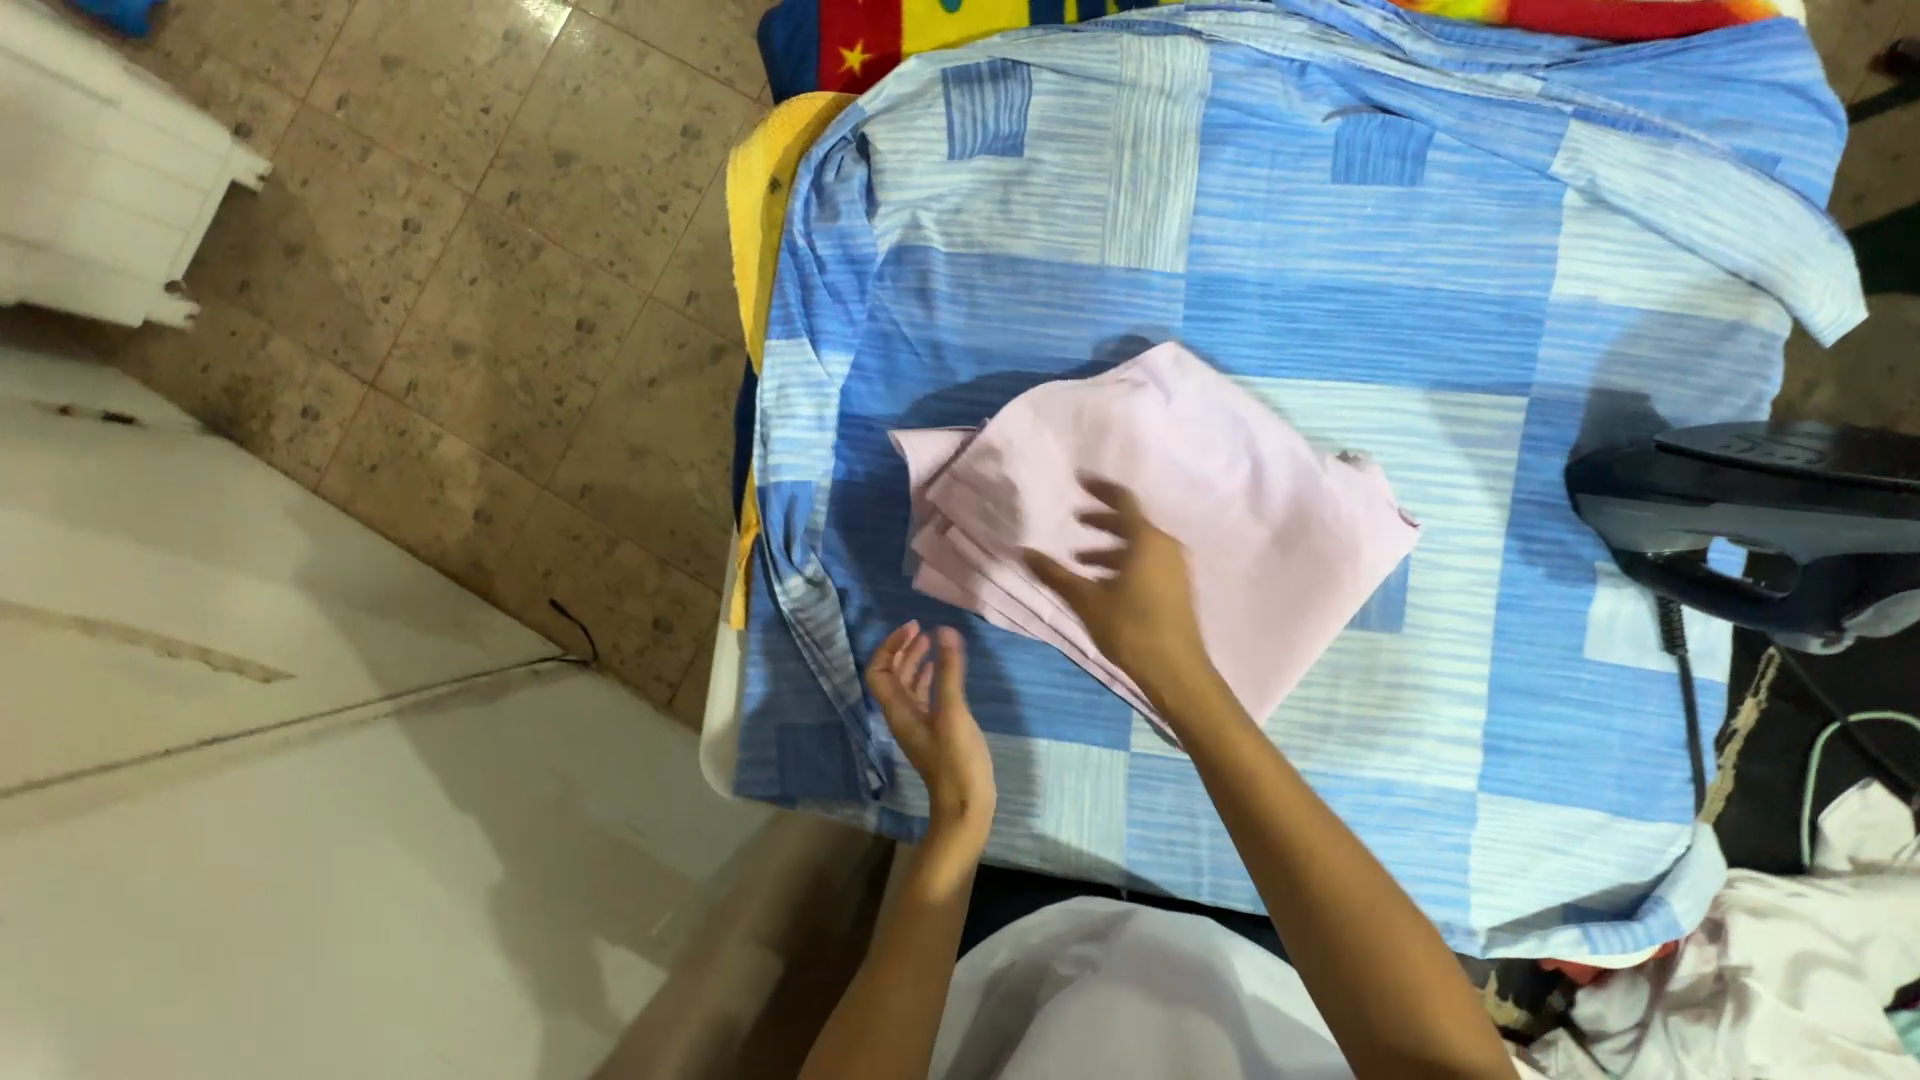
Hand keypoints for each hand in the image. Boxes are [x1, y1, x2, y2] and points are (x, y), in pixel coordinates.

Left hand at [867, 622, 996, 846]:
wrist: (965, 806)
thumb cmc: (956, 761)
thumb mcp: (953, 713)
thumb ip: (949, 672)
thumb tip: (944, 632)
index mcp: (898, 710)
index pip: (879, 671)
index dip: (890, 646)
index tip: (914, 628)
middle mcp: (903, 715)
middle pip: (892, 675)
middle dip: (903, 649)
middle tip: (923, 629)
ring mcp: (919, 724)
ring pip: (909, 685)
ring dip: (917, 661)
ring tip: (933, 641)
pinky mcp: (936, 731)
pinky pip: (926, 697)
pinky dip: (931, 678)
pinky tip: (945, 670)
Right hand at [1023, 478, 1214, 703]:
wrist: (1175, 671)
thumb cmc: (1130, 629)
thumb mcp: (1085, 600)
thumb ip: (1054, 574)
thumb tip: (1024, 552)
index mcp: (1146, 540)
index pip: (1123, 500)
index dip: (1099, 489)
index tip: (1079, 480)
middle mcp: (1165, 547)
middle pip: (1131, 523)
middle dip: (1102, 520)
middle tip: (1076, 519)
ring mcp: (1175, 568)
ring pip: (1139, 545)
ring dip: (1110, 547)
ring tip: (1080, 559)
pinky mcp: (1177, 589)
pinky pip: (1148, 562)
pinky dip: (1124, 563)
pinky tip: (1103, 584)